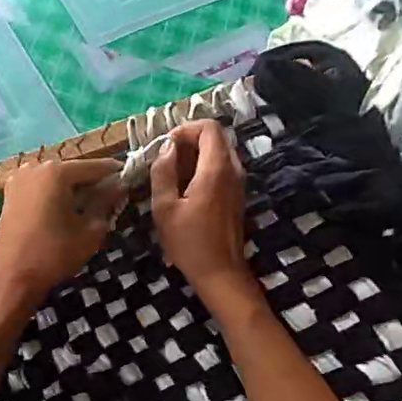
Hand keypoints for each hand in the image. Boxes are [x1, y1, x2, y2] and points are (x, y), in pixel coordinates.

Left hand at [0, 158, 124, 304]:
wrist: (11, 278)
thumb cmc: (54, 254)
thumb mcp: (90, 230)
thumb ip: (106, 202)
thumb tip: (119, 186)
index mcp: (57, 172)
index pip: (95, 166)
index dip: (116, 173)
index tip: (131, 180)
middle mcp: (36, 167)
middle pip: (74, 170)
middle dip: (93, 183)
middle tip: (112, 199)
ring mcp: (20, 179)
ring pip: (56, 178)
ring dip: (74, 189)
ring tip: (90, 208)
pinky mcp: (10, 194)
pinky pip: (41, 187)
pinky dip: (56, 194)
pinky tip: (66, 211)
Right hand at [151, 120, 257, 306]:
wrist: (221, 273)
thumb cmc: (189, 243)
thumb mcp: (165, 208)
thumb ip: (163, 172)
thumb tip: (166, 147)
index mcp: (216, 169)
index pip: (209, 127)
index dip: (185, 129)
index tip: (165, 146)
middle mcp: (233, 170)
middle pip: (215, 136)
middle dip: (189, 140)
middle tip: (165, 159)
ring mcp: (238, 182)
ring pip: (219, 151)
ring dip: (195, 155)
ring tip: (171, 174)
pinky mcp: (236, 194)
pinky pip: (221, 167)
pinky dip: (203, 167)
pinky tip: (185, 188)